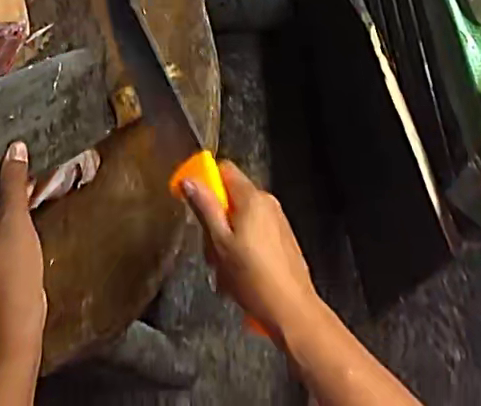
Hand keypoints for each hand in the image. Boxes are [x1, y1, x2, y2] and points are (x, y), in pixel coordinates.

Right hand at [182, 160, 319, 339]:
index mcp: (252, 197)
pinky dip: (243, 249)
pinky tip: (240, 277)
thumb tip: (189, 180)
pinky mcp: (282, 238)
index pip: (224, 170)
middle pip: (231, 198)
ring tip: (226, 272)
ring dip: (227, 241)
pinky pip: (255, 233)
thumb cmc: (253, 277)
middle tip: (211, 252)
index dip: (205, 182)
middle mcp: (267, 202)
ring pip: (241, 219)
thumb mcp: (220, 243)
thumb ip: (205, 208)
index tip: (192, 203)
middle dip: (216, 222)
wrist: (291, 309)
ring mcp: (277, 219)